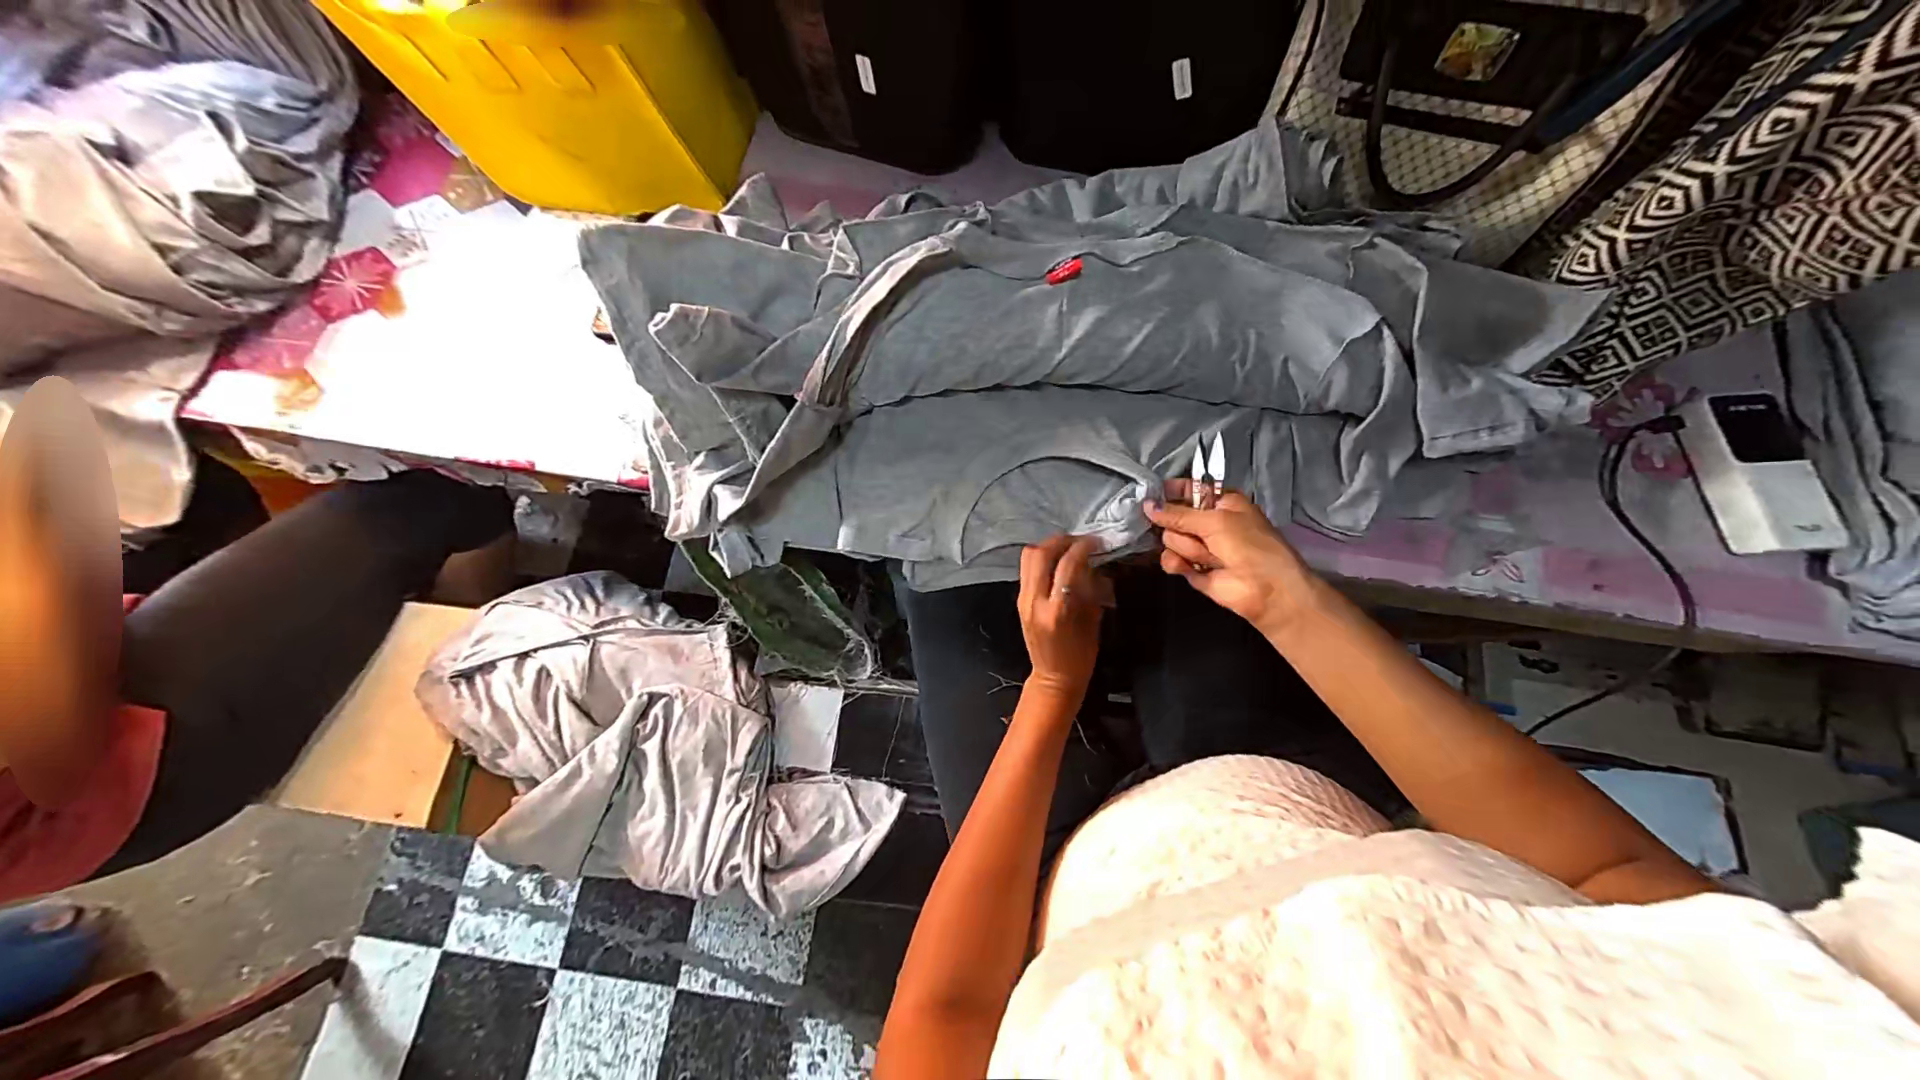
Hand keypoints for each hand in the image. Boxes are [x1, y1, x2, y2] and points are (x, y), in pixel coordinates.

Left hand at [1017, 535, 1109, 698]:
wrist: (1052, 678)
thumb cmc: (1080, 656)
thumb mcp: (1093, 622)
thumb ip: (1091, 591)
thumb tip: (1094, 564)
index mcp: (1056, 611)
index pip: (1067, 566)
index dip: (1082, 548)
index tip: (1097, 541)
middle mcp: (1034, 601)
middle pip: (1040, 554)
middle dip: (1061, 541)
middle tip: (1080, 541)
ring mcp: (1023, 600)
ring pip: (1028, 558)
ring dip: (1049, 546)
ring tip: (1068, 548)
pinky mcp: (1019, 600)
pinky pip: (1027, 569)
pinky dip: (1042, 559)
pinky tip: (1058, 562)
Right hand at [1145, 480, 1325, 638]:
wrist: (1266, 589)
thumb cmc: (1249, 545)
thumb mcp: (1216, 521)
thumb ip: (1178, 514)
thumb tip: (1146, 505)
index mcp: (1220, 503)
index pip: (1187, 490)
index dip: (1170, 492)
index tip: (1152, 495)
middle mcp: (1207, 522)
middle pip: (1172, 516)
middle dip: (1180, 526)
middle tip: (1201, 535)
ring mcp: (1198, 546)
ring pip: (1169, 538)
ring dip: (1188, 547)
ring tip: (1210, 557)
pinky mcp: (1190, 569)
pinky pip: (1169, 560)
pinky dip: (1176, 563)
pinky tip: (1188, 567)